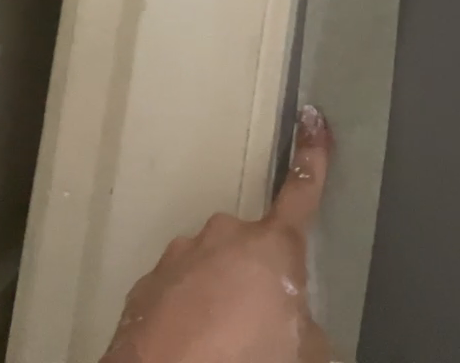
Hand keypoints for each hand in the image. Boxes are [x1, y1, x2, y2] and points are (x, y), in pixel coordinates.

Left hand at [101, 106, 335, 362]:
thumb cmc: (245, 357)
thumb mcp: (304, 351)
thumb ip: (307, 324)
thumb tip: (300, 325)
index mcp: (271, 246)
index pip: (301, 192)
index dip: (312, 157)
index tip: (312, 119)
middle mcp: (224, 237)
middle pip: (250, 248)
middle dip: (256, 277)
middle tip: (260, 322)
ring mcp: (180, 257)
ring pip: (210, 269)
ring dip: (217, 295)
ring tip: (221, 343)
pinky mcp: (147, 285)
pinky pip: (177, 292)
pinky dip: (184, 313)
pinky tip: (188, 347)